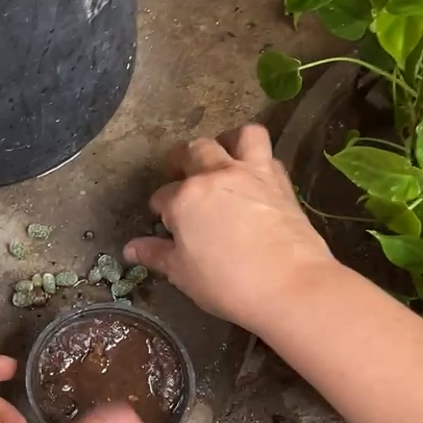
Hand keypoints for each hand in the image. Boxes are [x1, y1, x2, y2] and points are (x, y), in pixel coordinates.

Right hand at [123, 124, 338, 331]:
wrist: (291, 286)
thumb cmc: (226, 282)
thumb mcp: (181, 273)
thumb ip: (156, 254)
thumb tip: (131, 248)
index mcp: (184, 198)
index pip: (163, 196)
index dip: (160, 208)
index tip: (164, 222)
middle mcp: (215, 176)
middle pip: (194, 151)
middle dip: (182, 159)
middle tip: (181, 174)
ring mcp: (251, 174)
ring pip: (240, 136)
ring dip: (228, 140)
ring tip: (223, 156)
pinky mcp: (281, 182)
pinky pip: (267, 156)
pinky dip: (257, 160)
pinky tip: (252, 178)